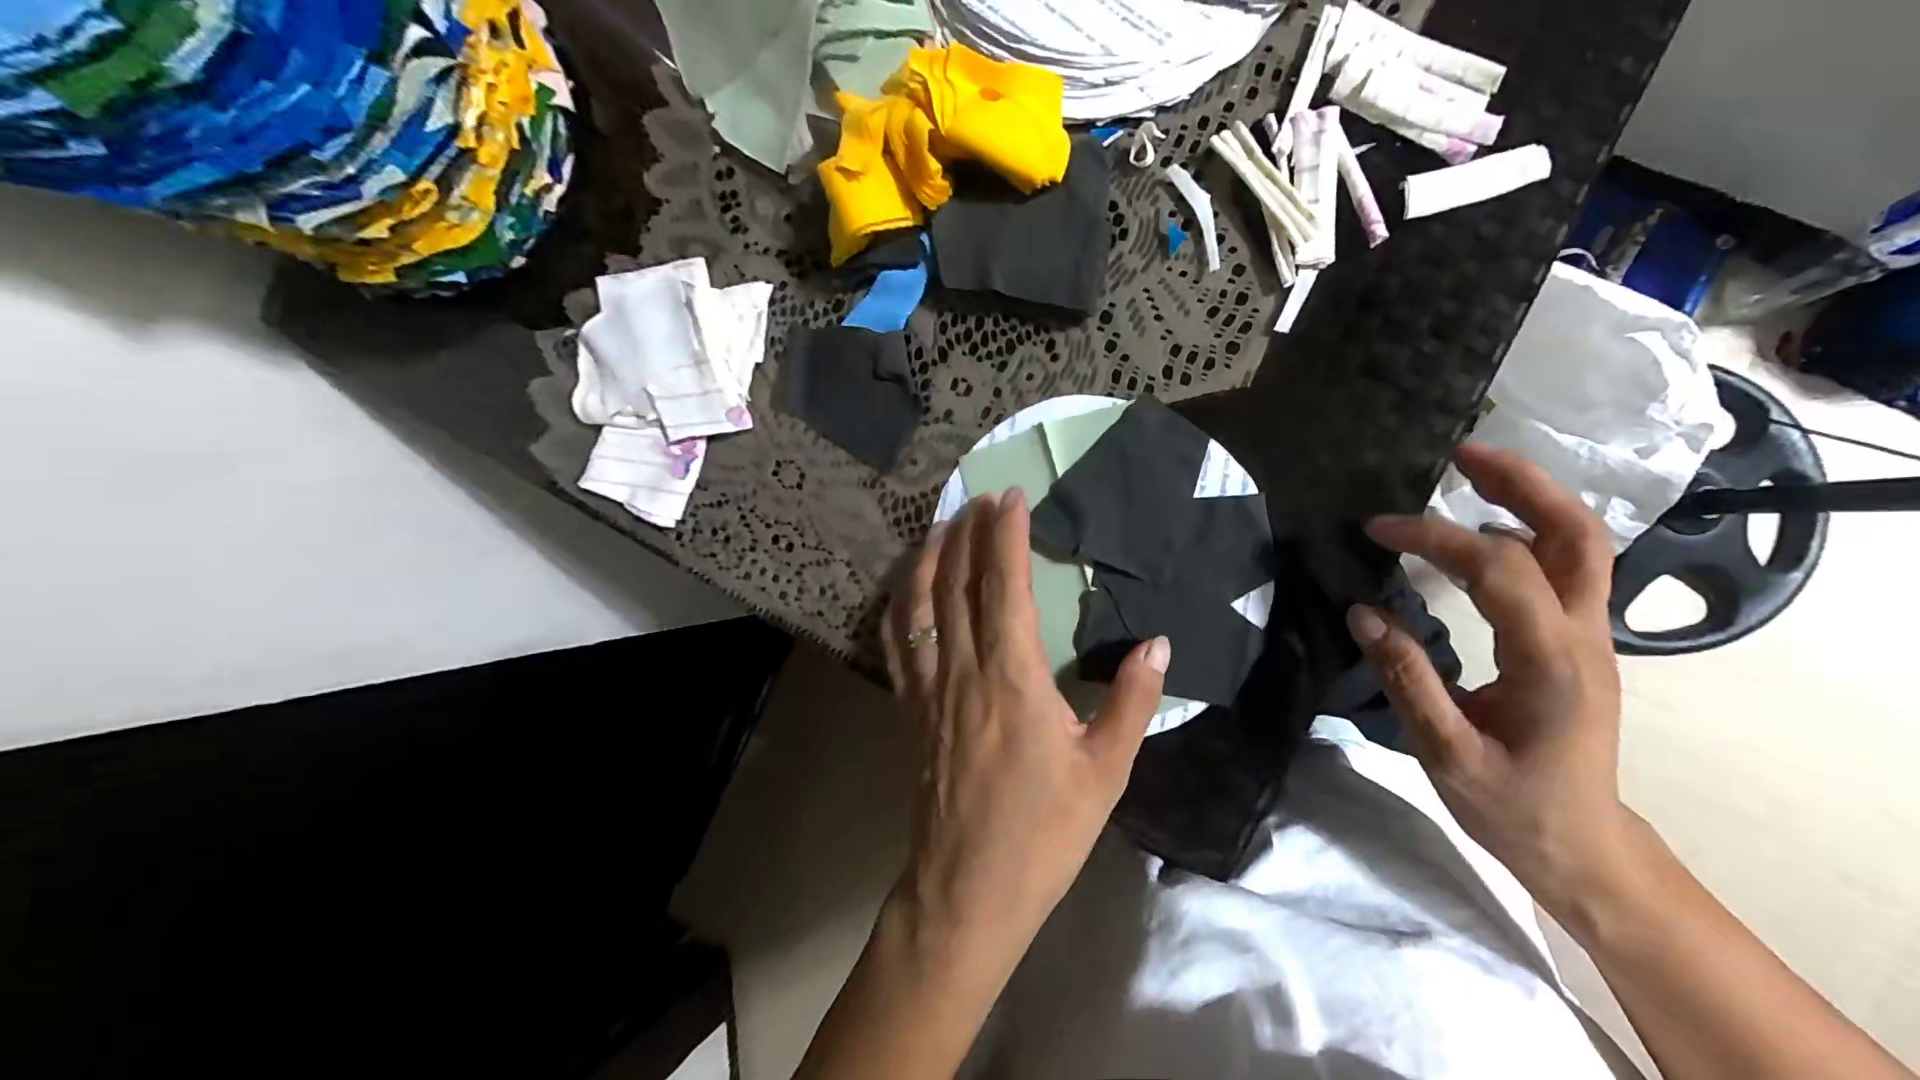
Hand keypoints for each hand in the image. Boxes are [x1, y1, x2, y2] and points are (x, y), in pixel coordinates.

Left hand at [882, 490, 1170, 949]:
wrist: (968, 888)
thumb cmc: (1044, 832)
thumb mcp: (1105, 772)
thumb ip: (1130, 702)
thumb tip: (1158, 643)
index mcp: (1013, 679)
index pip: (1004, 588)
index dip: (1006, 537)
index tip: (1011, 497)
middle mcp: (962, 671)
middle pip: (956, 585)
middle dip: (966, 533)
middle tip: (977, 496)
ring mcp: (928, 690)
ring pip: (918, 607)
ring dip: (928, 559)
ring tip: (940, 526)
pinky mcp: (910, 711)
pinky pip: (897, 645)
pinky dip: (899, 606)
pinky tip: (905, 590)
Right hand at [1347, 443, 1634, 917]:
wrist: (1580, 844)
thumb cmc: (1512, 805)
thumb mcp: (1445, 753)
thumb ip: (1408, 679)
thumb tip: (1363, 613)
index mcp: (1554, 663)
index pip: (1500, 570)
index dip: (1436, 539)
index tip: (1376, 531)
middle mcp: (1585, 637)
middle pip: (1577, 535)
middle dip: (1522, 483)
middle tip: (1461, 453)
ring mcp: (1590, 637)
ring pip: (1582, 545)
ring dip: (1530, 498)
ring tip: (1470, 472)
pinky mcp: (1577, 642)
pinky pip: (1565, 567)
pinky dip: (1527, 531)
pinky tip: (1481, 530)